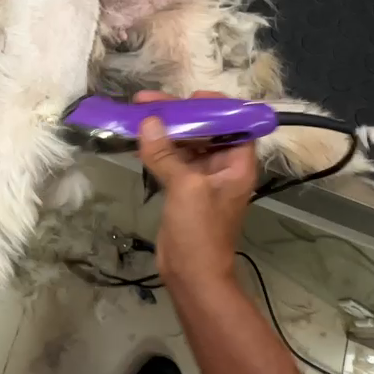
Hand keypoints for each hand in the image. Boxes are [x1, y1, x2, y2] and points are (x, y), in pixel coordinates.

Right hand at [135, 90, 257, 290]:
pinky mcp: (182, 187)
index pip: (235, 122)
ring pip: (184, 141)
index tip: (188, 98)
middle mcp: (222, 166)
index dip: (215, 106)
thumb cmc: (200, 232)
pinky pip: (171, 157)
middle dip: (178, 112)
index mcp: (237, 164)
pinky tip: (136, 136)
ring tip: (136, 112)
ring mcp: (201, 177)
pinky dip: (156, 145)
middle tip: (146, 100)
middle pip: (204, 128)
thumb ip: (167, 154)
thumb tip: (147, 122)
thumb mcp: (186, 188)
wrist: (193, 276)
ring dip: (163, 127)